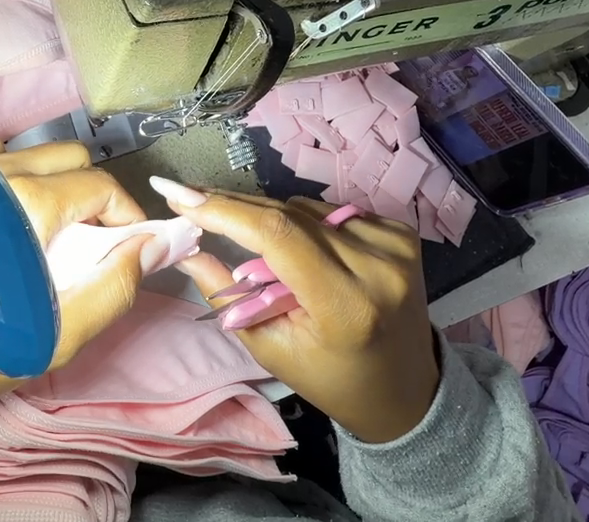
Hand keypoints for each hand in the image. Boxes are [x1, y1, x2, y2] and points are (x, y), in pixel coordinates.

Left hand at [0, 142, 153, 446]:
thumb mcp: (56, 337)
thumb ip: (115, 286)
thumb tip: (158, 244)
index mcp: (26, 205)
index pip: (101, 186)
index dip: (125, 217)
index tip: (128, 249)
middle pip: (73, 159)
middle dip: (94, 198)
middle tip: (91, 245)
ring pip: (38, 154)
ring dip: (59, 186)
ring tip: (52, 237)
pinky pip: (0, 158)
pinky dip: (20, 179)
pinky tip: (12, 222)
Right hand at [153, 179, 439, 442]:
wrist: (408, 392)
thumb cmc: (333, 379)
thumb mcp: (273, 349)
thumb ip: (226, 295)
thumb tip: (184, 247)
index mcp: (345, 305)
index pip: (276, 236)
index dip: (225, 210)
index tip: (180, 195)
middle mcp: (376, 266)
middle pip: (288, 214)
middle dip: (233, 205)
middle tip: (190, 198)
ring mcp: (394, 245)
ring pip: (306, 208)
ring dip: (272, 217)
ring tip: (257, 246)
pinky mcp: (402, 233)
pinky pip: (331, 212)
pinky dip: (306, 222)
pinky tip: (303, 249)